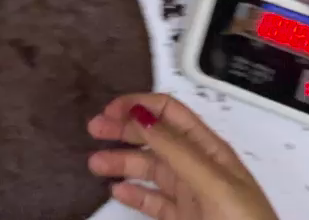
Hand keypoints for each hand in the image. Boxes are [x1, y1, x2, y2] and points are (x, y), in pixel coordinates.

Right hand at [89, 94, 277, 219]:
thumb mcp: (214, 185)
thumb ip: (177, 150)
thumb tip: (141, 114)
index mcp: (209, 149)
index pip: (169, 112)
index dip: (139, 105)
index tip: (110, 111)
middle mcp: (197, 166)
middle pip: (154, 137)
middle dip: (124, 129)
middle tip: (93, 130)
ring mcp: (191, 195)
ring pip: (149, 169)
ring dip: (122, 162)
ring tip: (95, 164)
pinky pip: (154, 201)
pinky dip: (134, 194)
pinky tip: (117, 191)